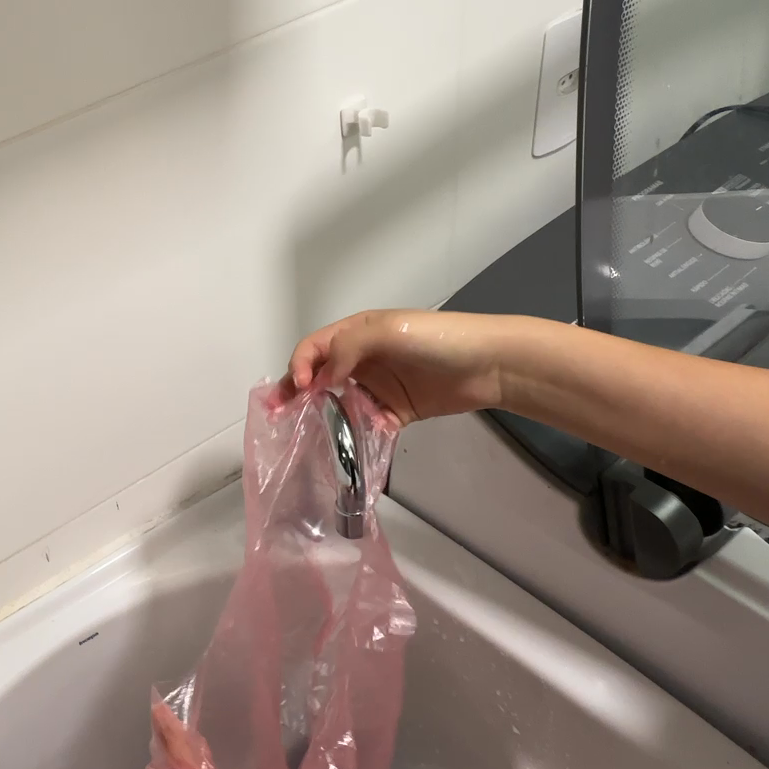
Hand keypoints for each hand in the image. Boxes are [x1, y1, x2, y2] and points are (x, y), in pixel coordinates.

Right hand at [283, 309, 534, 424]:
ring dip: (321, 415)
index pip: (314, 348)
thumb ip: (347, 349)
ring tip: (303, 432)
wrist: (492, 364)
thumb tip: (321, 380)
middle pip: (319, 375)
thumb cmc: (437, 338)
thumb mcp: (387, 330)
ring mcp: (379, 386)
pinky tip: (355, 438)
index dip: (300, 365)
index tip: (299, 388)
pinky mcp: (396, 411)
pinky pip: (367, 423)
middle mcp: (361, 359)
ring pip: (338, 402)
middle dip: (294, 391)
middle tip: (276, 412)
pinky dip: (358, 431)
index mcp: (356, 333)